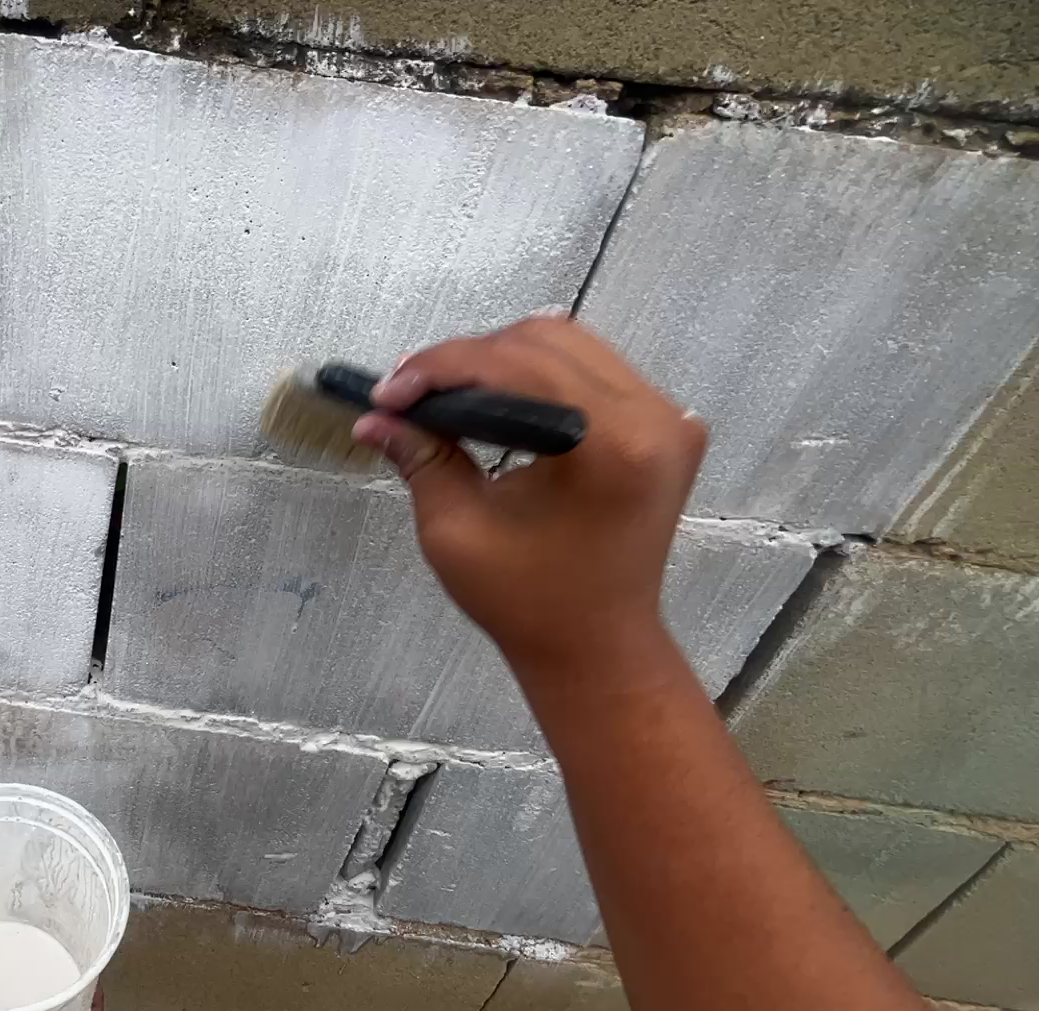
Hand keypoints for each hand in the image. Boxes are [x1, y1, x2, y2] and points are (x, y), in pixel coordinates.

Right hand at [351, 315, 705, 671]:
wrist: (594, 643)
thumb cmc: (522, 599)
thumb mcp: (454, 528)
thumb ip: (420, 458)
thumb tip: (372, 418)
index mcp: (605, 444)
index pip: (511, 365)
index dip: (437, 369)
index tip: (384, 394)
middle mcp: (650, 415)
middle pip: (543, 339)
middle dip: (463, 358)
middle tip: (407, 393)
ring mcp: (666, 416)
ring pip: (568, 343)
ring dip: (496, 359)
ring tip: (443, 392)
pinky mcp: (663, 425)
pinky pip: (590, 369)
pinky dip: (532, 374)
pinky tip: (493, 398)